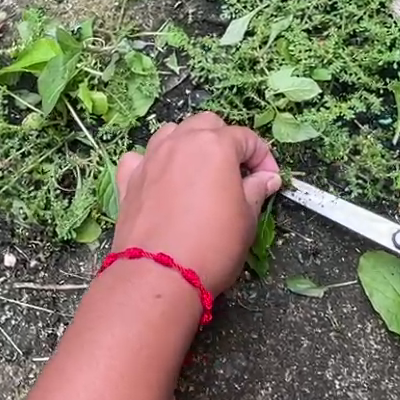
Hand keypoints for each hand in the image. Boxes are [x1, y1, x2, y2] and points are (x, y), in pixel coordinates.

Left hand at [112, 113, 281, 294]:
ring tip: (200, 172)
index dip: (263, 158)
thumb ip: (256, 190)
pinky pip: (141, 158)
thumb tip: (266, 178)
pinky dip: (152, 163)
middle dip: (226, 141)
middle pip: (206, 125)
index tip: (269, 179)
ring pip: (172, 133)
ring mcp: (151, 158)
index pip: (246, 138)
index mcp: (214, 145)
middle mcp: (180, 143)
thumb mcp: (246, 219)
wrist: (159, 274)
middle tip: (238, 172)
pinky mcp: (130, 179)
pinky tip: (161, 179)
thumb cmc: (211, 245)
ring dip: (189, 144)